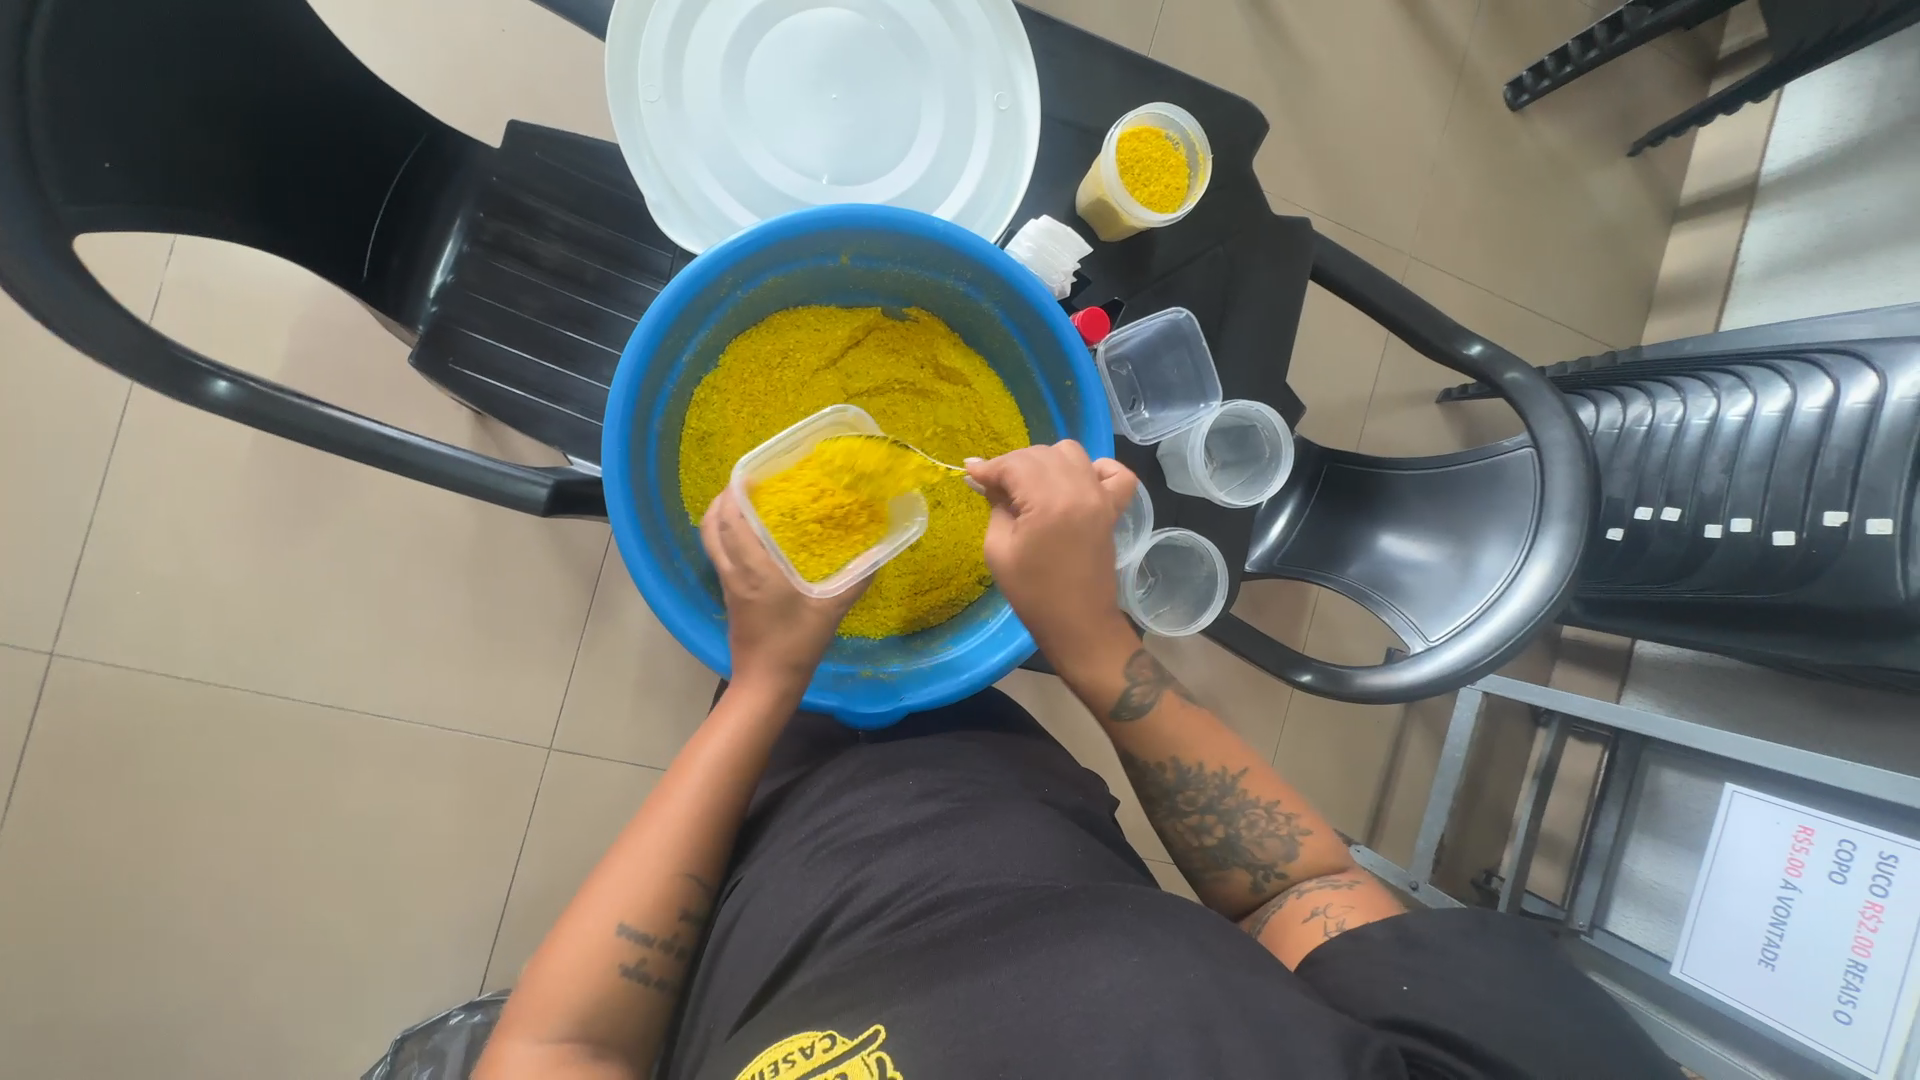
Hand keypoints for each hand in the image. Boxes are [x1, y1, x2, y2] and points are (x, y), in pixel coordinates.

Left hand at [700, 493, 865, 700]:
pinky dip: (727, 537)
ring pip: (711, 541)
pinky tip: (752, 538)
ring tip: (746, 504)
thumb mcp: (832, 610)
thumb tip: (879, 553)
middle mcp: (734, 572)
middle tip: (747, 484)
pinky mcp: (729, 596)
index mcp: (754, 569)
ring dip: (721, 518)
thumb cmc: (796, 644)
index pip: (731, 521)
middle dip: (723, 500)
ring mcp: (728, 585)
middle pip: (712, 526)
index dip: (734, 493)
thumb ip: (856, 579)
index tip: (749, 473)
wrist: (766, 682)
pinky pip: (720, 556)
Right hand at [967, 441, 1138, 660]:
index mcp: (1048, 502)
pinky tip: (1076, 482)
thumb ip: (996, 506)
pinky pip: (1114, 472)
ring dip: (1046, 461)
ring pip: (1071, 453)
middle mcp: (1079, 490)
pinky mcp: (1113, 508)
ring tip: (1030, 485)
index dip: (989, 467)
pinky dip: (1094, 468)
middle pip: (1040, 454)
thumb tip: (988, 480)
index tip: (971, 473)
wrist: (1078, 623)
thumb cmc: (1032, 593)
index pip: (1014, 464)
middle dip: (1013, 465)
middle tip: (995, 487)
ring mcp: (1101, 497)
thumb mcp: (998, 549)